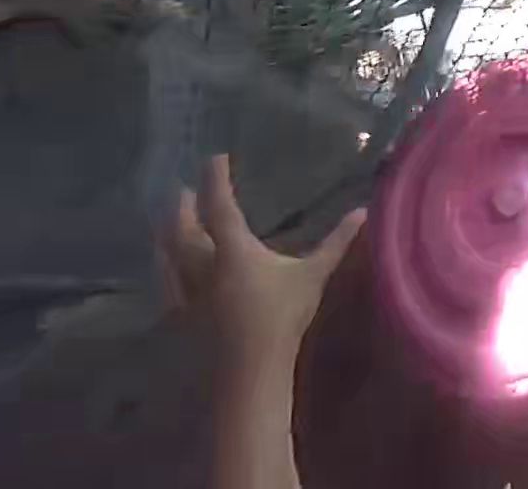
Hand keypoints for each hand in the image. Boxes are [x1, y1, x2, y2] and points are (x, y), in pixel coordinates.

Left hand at [160, 154, 366, 366]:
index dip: (216, 182)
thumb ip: (337, 241)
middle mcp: (205, 267)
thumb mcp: (315, 273)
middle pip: (184, 231)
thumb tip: (363, 211)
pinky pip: (166, 282)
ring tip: (168, 219)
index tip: (215, 159)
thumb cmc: (284, 314)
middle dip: (183, 207)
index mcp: (235, 252)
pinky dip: (164, 266)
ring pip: (169, 256)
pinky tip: (164, 267)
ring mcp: (189, 293)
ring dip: (168, 233)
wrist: (251, 368)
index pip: (220, 208)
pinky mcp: (183, 315)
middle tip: (183, 188)